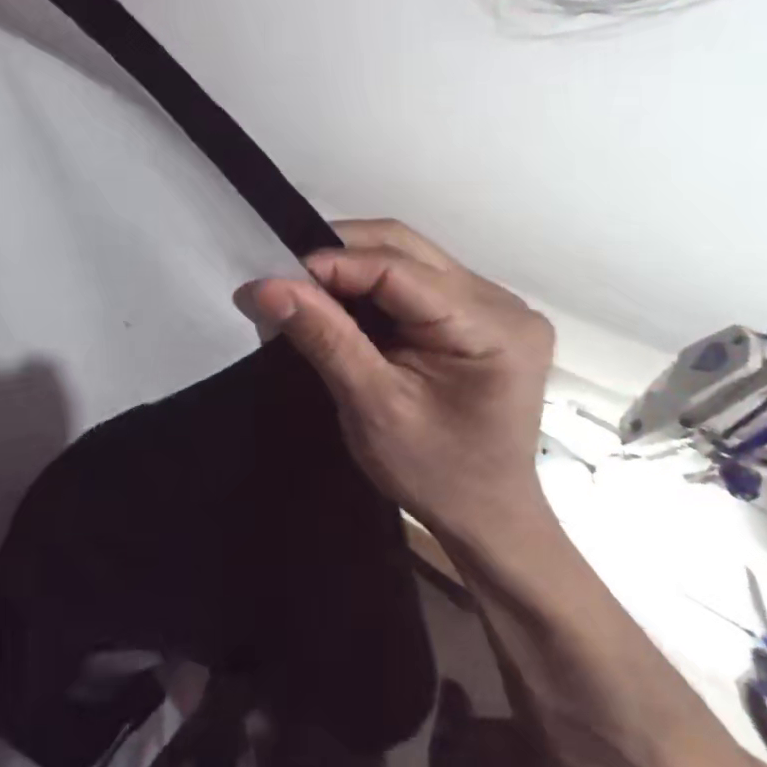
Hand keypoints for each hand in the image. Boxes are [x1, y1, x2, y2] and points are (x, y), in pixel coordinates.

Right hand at [235, 220, 554, 543]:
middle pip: (405, 249)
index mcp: (490, 327)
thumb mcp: (370, 405)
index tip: (271, 279)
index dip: (329, 264)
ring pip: (407, 257)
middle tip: (283, 282)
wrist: (485, 517)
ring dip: (349, 269)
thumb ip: (323, 337)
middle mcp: (502, 302)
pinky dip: (368, 286)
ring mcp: (494, 306)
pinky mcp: (477, 316)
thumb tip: (264, 286)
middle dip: (336, 257)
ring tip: (303, 294)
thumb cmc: (432, 472)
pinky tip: (339, 307)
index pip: (397, 268)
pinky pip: (414, 281)